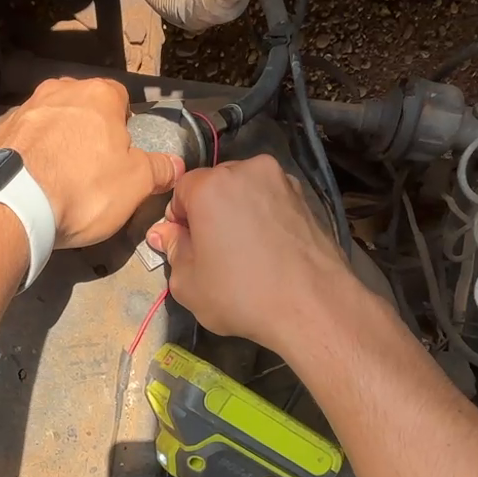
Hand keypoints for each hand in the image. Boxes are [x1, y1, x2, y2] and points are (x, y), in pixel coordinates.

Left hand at [0, 78, 182, 247]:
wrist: (15, 206)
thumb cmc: (84, 190)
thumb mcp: (136, 185)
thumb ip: (159, 170)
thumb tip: (176, 165)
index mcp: (100, 94)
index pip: (121, 101)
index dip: (124, 130)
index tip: (120, 157)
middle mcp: (60, 89)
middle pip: (83, 109)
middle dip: (88, 134)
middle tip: (90, 172)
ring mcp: (25, 107)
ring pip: (50, 122)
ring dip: (56, 143)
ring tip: (57, 180)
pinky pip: (23, 140)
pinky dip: (29, 155)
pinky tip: (31, 182)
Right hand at [145, 155, 357, 355]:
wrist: (311, 305)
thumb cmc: (240, 295)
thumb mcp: (187, 284)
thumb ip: (174, 250)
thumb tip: (166, 233)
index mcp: (211, 186)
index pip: (181, 189)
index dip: (178, 218)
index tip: (184, 244)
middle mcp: (248, 171)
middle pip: (216, 185)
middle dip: (209, 211)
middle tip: (212, 250)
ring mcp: (282, 181)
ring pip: (246, 191)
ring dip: (238, 213)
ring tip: (244, 251)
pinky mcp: (306, 198)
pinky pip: (271, 201)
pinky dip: (264, 218)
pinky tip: (268, 250)